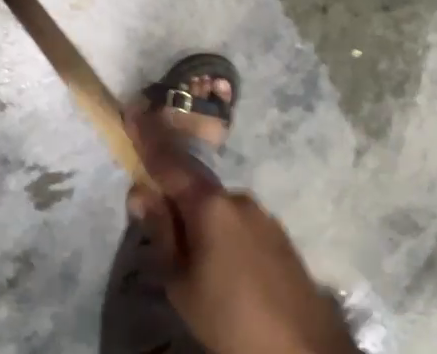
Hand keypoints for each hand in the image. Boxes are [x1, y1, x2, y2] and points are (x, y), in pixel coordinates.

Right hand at [126, 118, 357, 353]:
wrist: (305, 352)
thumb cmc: (230, 319)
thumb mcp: (181, 283)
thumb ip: (161, 232)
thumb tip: (141, 191)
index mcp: (209, 205)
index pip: (169, 162)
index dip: (147, 136)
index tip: (132, 107)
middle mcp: (239, 199)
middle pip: (195, 189)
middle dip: (176, 200)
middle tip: (161, 230)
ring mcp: (266, 218)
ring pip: (219, 211)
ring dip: (202, 224)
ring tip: (196, 265)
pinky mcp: (282, 241)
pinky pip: (240, 227)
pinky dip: (225, 238)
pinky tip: (226, 272)